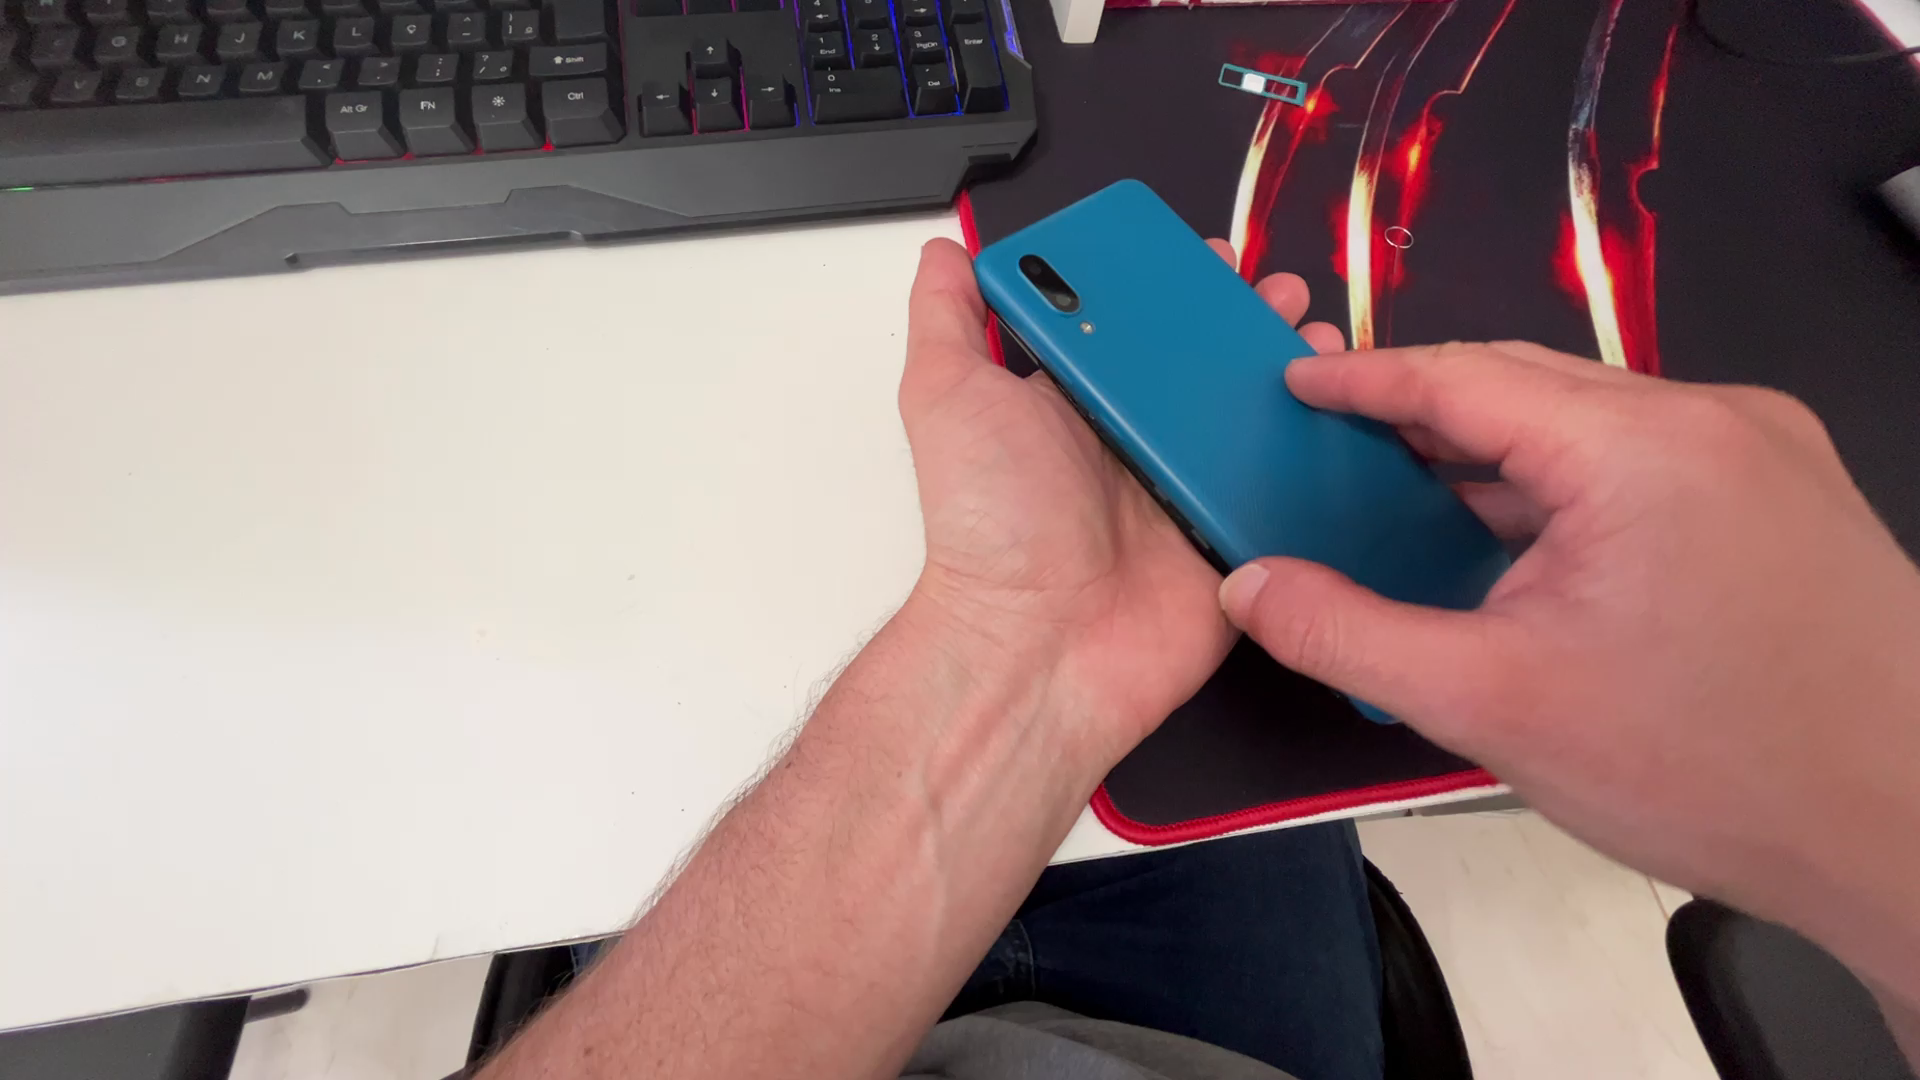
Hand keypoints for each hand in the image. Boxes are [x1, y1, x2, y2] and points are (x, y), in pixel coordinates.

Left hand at [898, 238, 1342, 768]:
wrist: (1038, 643)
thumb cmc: (990, 518)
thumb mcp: (947, 397)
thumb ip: (946, 319)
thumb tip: (946, 251)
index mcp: (1074, 404)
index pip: (1131, 329)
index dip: (1170, 288)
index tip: (1210, 254)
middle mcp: (1130, 442)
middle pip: (1199, 367)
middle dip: (1245, 320)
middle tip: (1283, 291)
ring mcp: (1184, 489)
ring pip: (1249, 417)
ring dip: (1290, 372)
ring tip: (1321, 333)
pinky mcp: (1229, 537)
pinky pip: (1283, 484)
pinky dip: (1321, 448)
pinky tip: (1353, 410)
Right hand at [1216, 342, 1919, 993]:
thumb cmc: (1704, 767)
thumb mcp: (1483, 703)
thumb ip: (1341, 635)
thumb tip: (1245, 586)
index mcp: (1639, 449)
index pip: (1463, 377)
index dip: (1362, 375)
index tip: (1290, 378)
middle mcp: (1703, 422)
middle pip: (1516, 382)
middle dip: (1408, 400)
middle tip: (1320, 426)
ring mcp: (1744, 456)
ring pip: (1563, 418)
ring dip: (1465, 441)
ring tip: (1380, 469)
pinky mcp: (1757, 498)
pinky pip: (1605, 457)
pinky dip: (1522, 475)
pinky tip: (1478, 518)